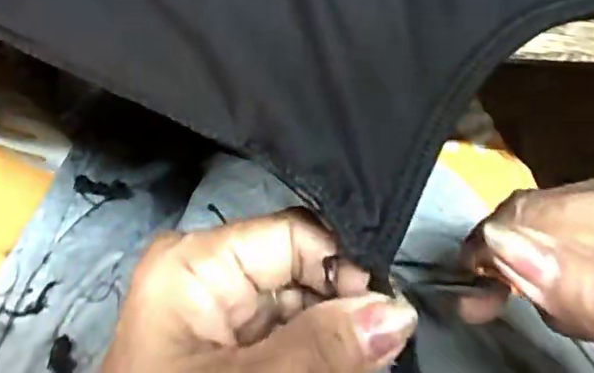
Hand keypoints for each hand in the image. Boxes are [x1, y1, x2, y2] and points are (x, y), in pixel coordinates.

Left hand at [103, 208, 417, 372]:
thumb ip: (323, 347)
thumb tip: (398, 311)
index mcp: (196, 262)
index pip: (292, 234)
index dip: (345, 264)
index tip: (391, 307)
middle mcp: (207, 280)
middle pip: (300, 272)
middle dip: (346, 307)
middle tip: (390, 343)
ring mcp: (217, 321)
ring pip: (300, 311)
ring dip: (338, 339)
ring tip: (374, 358)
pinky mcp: (227, 358)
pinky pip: (287, 342)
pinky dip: (320, 358)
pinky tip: (349, 367)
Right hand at [459, 165, 593, 372]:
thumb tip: (503, 245)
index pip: (540, 214)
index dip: (492, 255)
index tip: (464, 307)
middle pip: (548, 215)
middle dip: (510, 260)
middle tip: (483, 318)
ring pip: (565, 228)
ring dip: (536, 270)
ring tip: (520, 314)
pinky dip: (568, 274)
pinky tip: (566, 301)